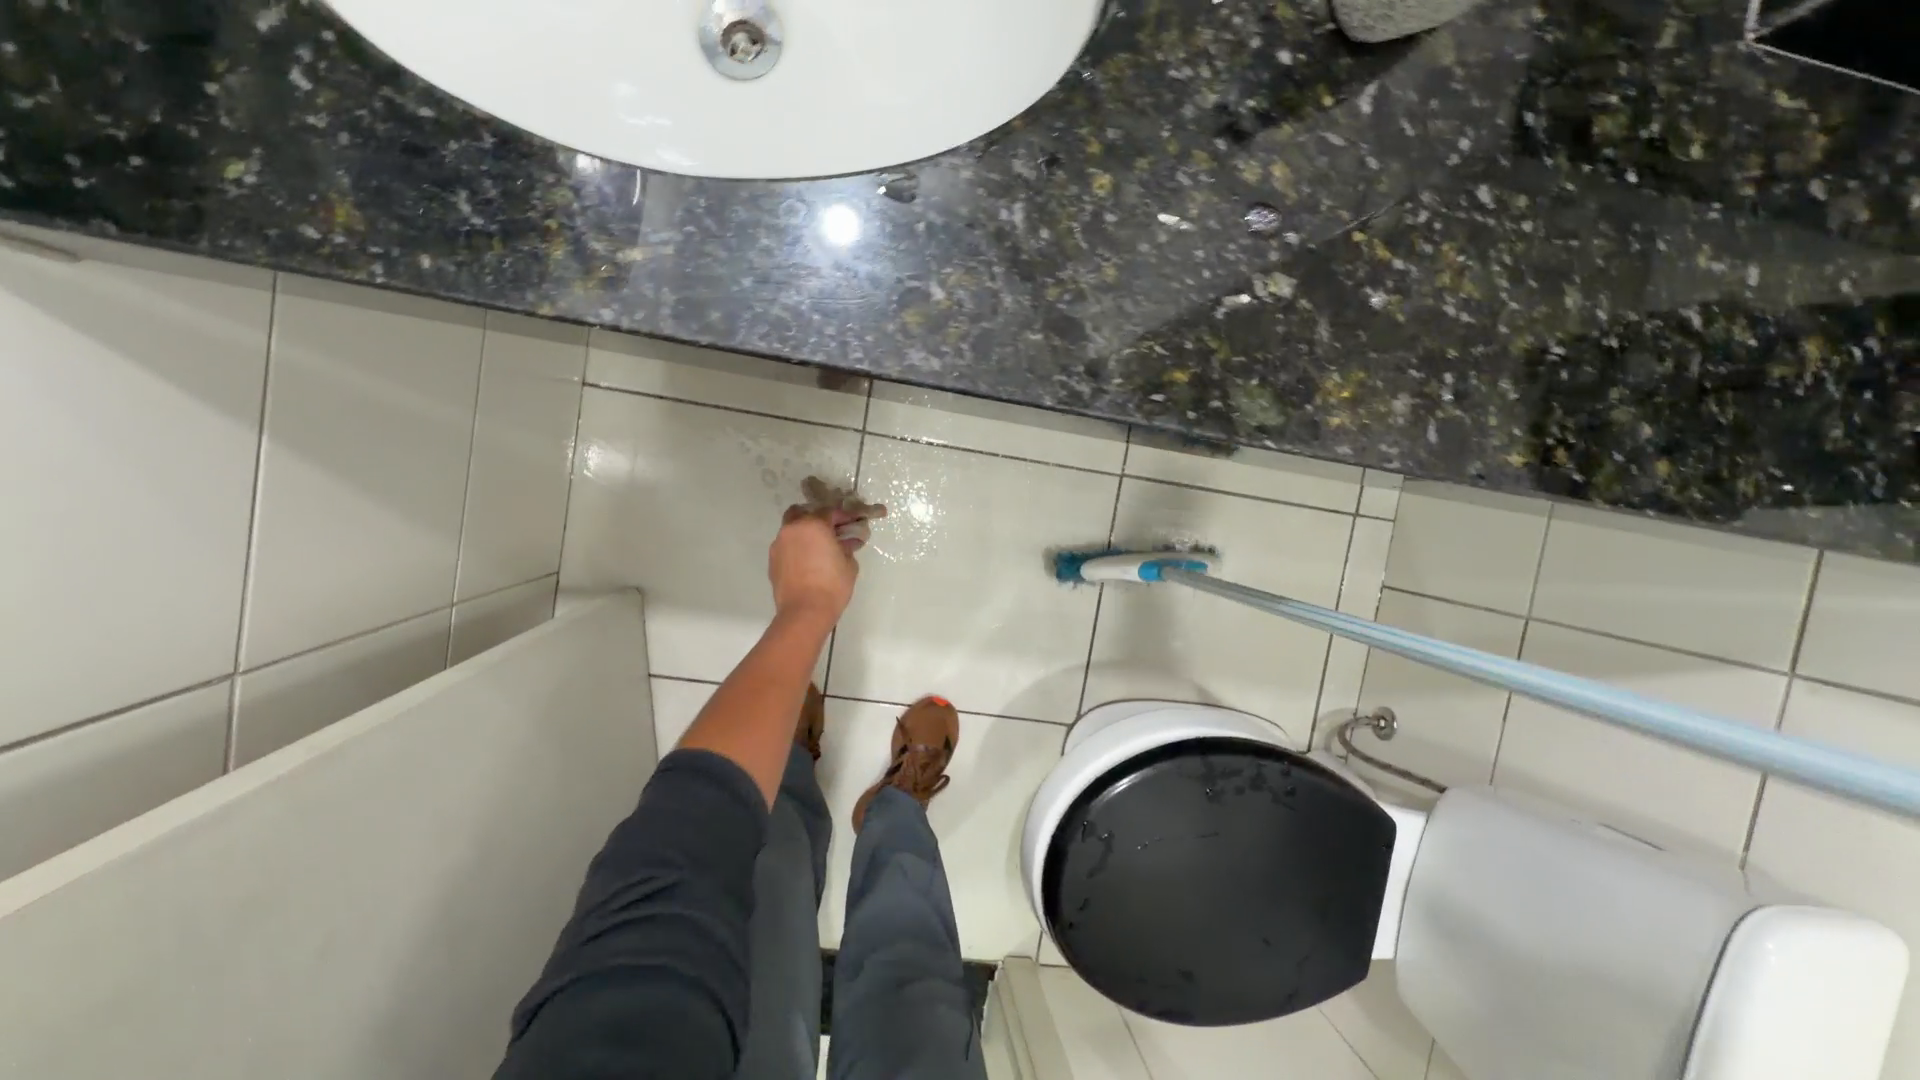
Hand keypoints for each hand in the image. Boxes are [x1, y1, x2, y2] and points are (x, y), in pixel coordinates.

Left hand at [768, 505, 862, 629]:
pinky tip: (807, 562)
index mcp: (813, 525)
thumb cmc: (832, 585)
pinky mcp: (773, 560)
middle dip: (816, 518)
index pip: (830, 512)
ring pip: (791, 529)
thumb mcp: (849, 564)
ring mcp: (779, 544)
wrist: (805, 611)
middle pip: (802, 513)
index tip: (853, 523)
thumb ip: (847, 547)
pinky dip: (796, 548)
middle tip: (830, 531)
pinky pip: (786, 546)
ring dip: (804, 533)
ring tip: (818, 548)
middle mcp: (792, 529)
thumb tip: (848, 541)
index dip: (843, 516)